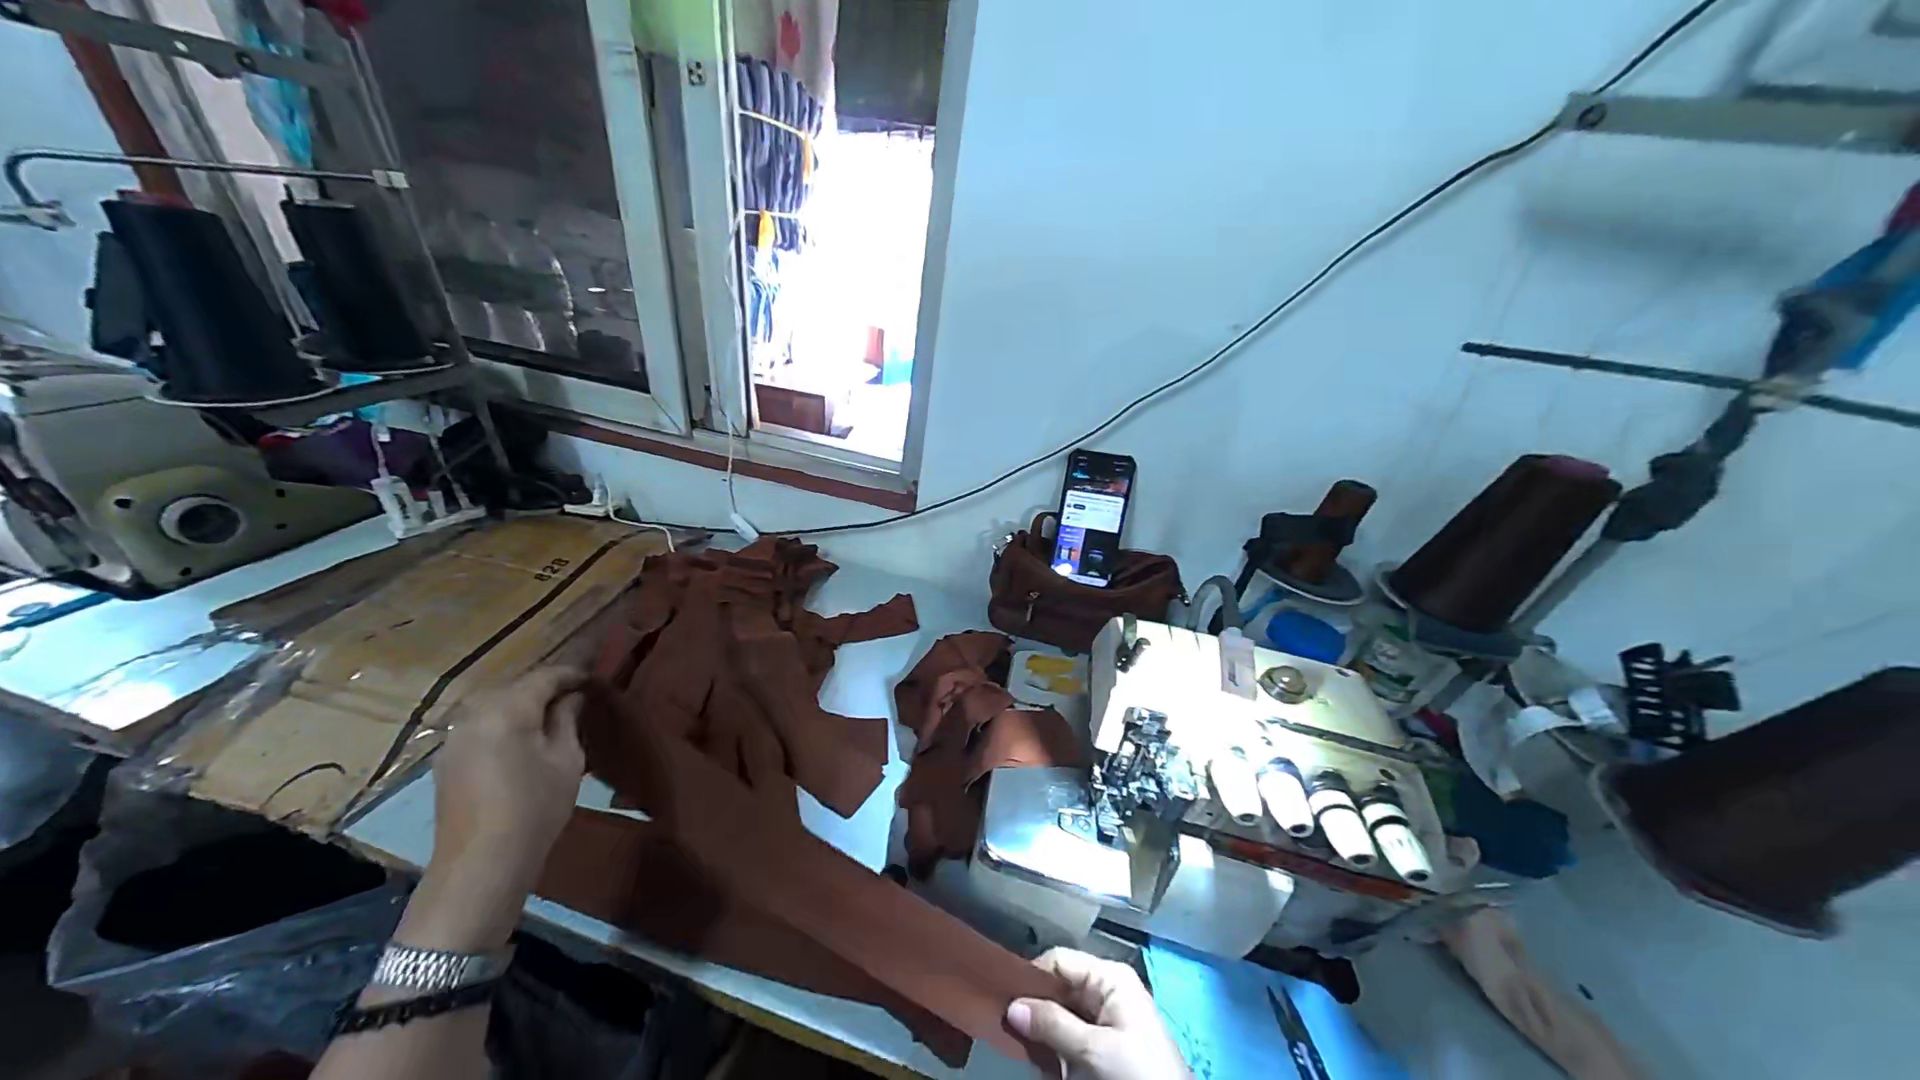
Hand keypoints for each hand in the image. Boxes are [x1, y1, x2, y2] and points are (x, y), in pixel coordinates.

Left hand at [433, 666, 587, 880]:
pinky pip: (480, 729)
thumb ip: (567, 720)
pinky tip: (520, 746)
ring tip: (550, 722)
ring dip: (522, 709)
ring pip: (495, 708)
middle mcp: (474, 716)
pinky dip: (503, 727)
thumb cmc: (536, 807)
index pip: (544, 677)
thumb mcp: (566, 759)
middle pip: (516, 689)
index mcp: (507, 710)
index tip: (594, 680)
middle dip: (546, 690)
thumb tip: (572, 697)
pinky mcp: (446, 762)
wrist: (482, 863)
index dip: (572, 675)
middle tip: (576, 701)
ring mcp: (454, 739)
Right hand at [1006, 948, 1191, 1079]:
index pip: (1058, 961)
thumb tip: (1010, 1006)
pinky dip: (1051, 1044)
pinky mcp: (1103, 1046)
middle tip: (1004, 1024)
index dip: (1031, 978)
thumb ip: (1052, 1025)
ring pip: (1059, 1012)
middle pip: (1057, 986)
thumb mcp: (1095, 1051)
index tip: (1004, 1001)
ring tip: (1014, 1040)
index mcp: (1110, 977)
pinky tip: (1035, 1055)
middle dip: (1032, 1005)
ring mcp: (1105, 1019)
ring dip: (1039, 1028)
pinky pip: (1068, 1034)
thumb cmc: (1139, 1076)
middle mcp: (1105, 989)